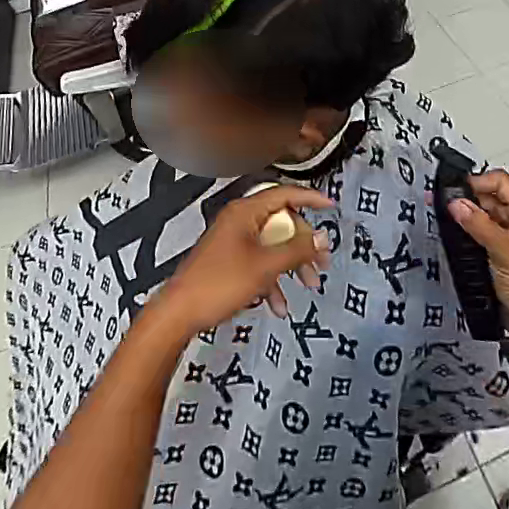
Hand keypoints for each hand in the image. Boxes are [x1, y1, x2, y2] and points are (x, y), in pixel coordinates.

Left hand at [146, 185, 333, 336]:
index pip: (286, 193)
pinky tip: (278, 305)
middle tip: (321, 261)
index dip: (311, 198)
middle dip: (305, 245)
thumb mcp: (265, 266)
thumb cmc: (217, 284)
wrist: (178, 315)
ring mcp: (234, 241)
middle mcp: (240, 221)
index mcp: (246, 212)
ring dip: (293, 265)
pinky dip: (273, 280)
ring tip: (308, 285)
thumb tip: (322, 237)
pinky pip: (260, 262)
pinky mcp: (229, 261)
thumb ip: (297, 249)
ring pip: (274, 245)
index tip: (330, 207)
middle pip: (283, 223)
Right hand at [446, 170, 508, 331]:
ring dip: (468, 217)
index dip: (478, 182)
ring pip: (484, 215)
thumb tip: (458, 204)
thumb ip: (478, 224)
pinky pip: (481, 233)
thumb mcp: (503, 249)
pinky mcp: (500, 253)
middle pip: (489, 197)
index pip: (500, 182)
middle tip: (448, 206)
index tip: (456, 191)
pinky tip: (459, 239)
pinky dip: (469, 233)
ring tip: (452, 221)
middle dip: (468, 199)